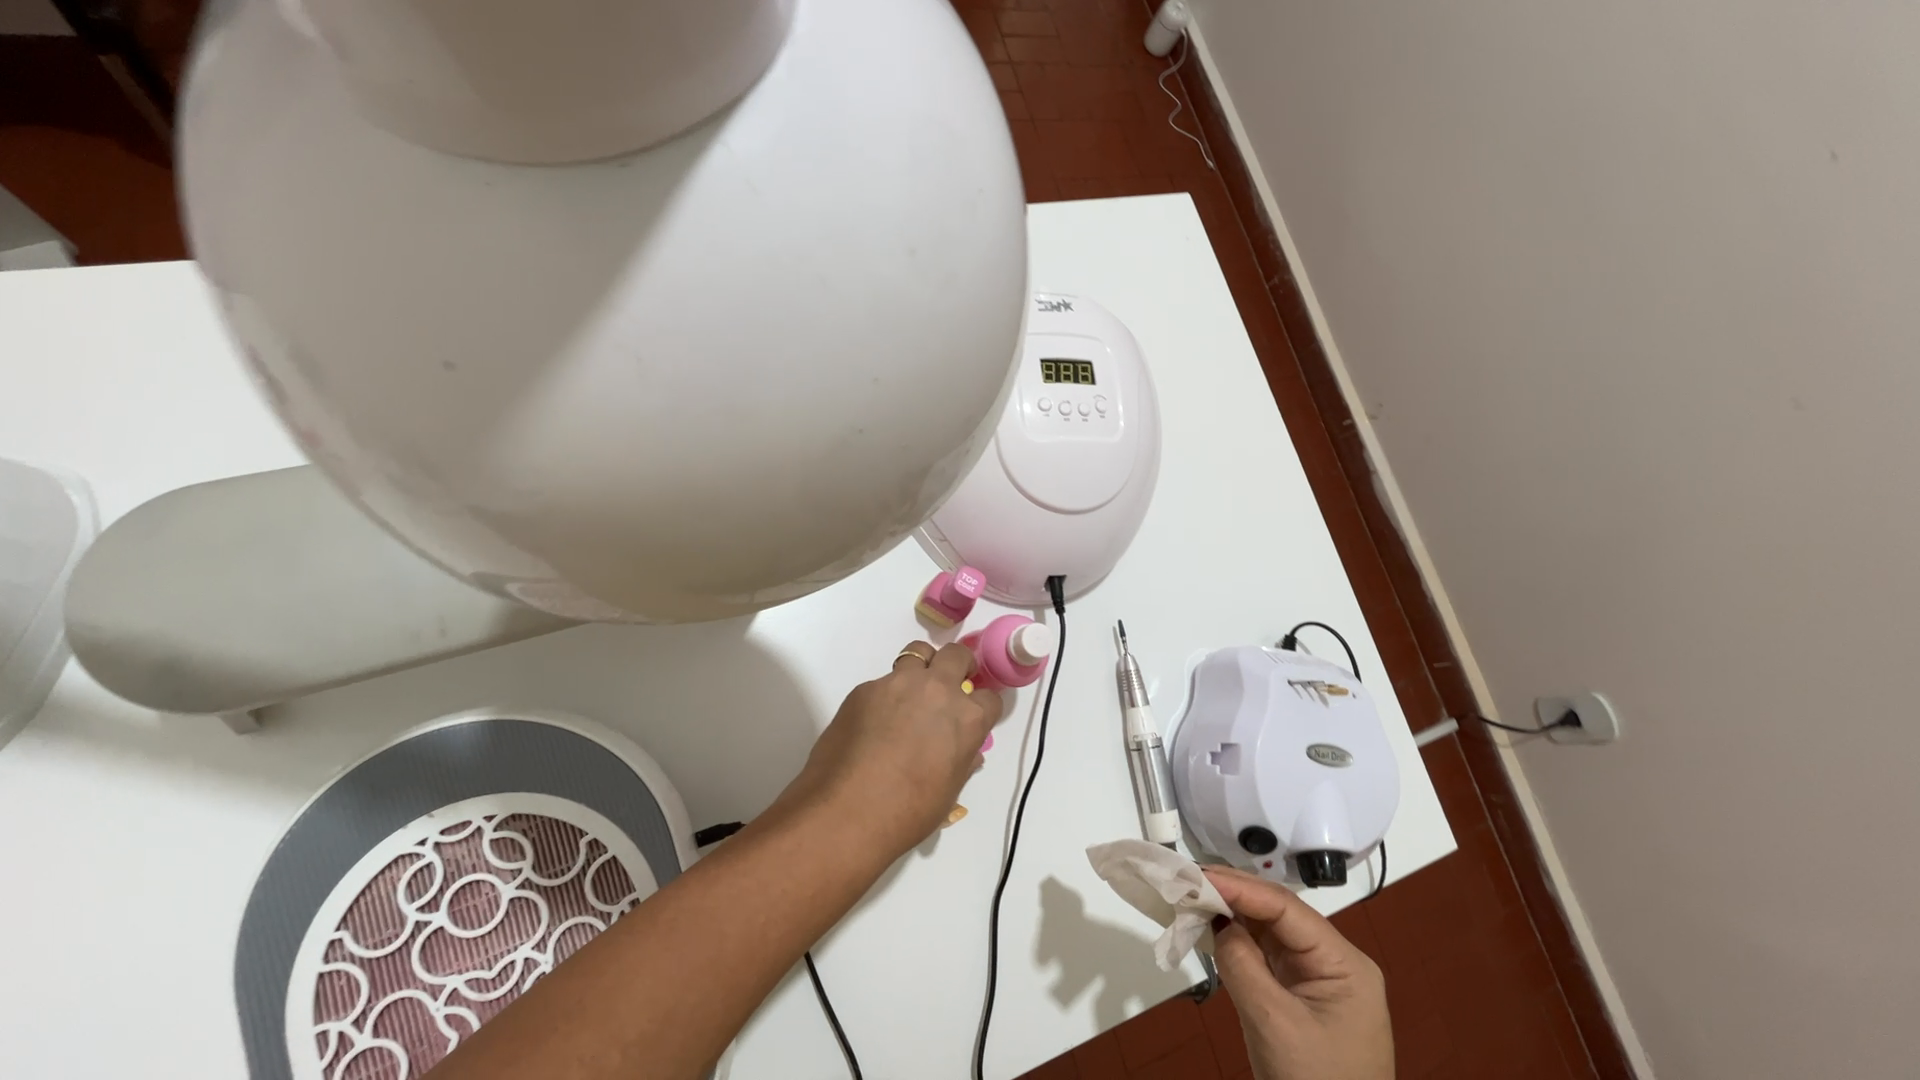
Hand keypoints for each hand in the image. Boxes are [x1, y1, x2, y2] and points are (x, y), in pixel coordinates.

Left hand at [782, 640, 997, 856]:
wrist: (847, 811)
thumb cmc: (908, 812)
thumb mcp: (949, 791)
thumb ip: (961, 761)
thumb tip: (967, 751)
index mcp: (967, 718)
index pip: (990, 697)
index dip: (982, 707)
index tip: (974, 716)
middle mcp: (937, 690)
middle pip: (957, 655)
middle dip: (958, 665)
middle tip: (949, 686)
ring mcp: (898, 683)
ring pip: (917, 654)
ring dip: (921, 669)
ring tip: (910, 695)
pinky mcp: (864, 688)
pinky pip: (883, 682)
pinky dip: (885, 695)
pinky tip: (873, 723)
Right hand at [1204, 866, 1392, 1079]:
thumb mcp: (1274, 1024)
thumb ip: (1242, 964)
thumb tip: (1215, 921)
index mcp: (1344, 963)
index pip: (1287, 908)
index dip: (1240, 888)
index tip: (1197, 876)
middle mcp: (1333, 962)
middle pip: (1278, 914)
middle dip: (1233, 895)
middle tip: (1186, 881)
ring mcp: (1315, 980)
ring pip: (1268, 932)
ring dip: (1230, 915)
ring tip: (1190, 897)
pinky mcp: (1298, 997)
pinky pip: (1264, 957)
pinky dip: (1235, 942)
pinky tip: (1208, 929)